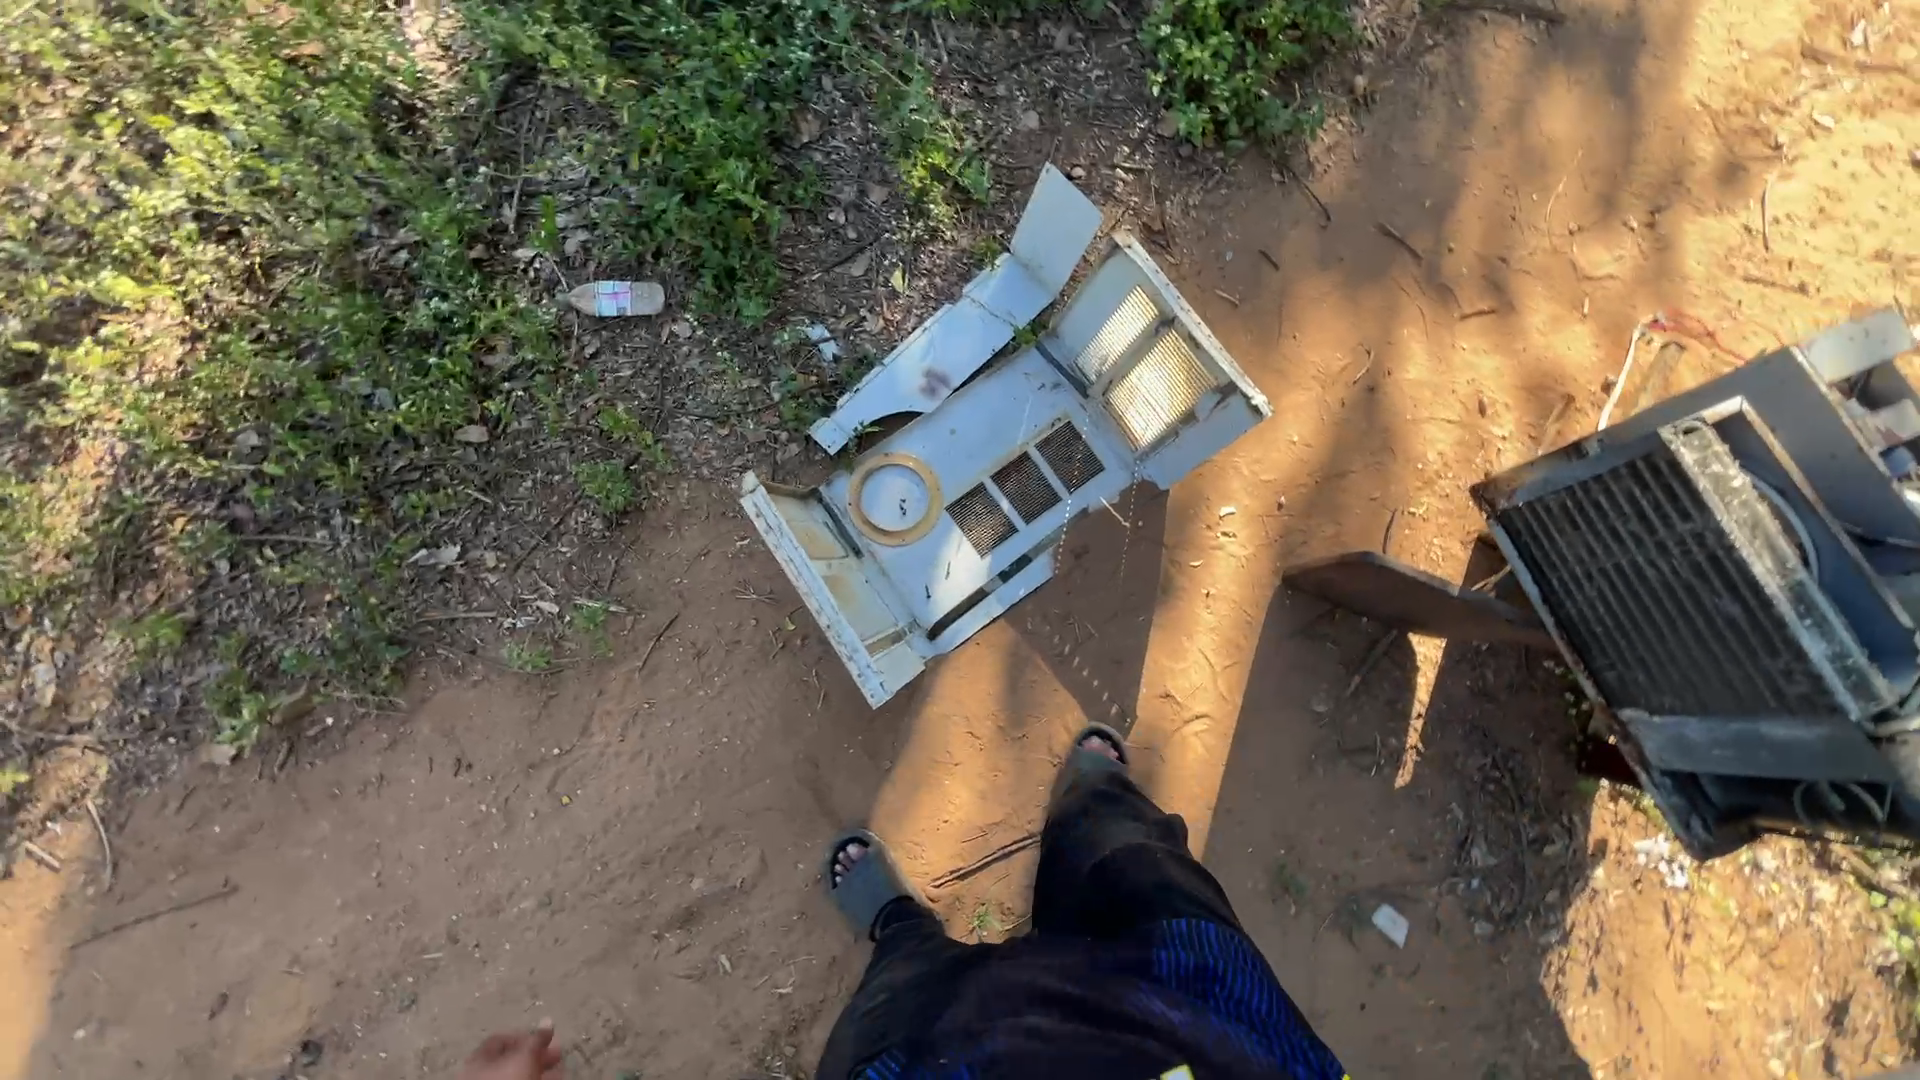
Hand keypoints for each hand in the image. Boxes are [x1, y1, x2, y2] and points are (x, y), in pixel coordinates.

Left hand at [458, 1022, 563, 1079]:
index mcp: (479, 1061)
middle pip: (513, 1058)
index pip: (500, 1039)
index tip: (543, 1036)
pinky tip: (557, 1077)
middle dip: (538, 1052)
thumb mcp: (526, 1055)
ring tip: (560, 1065)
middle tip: (556, 1051)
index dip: (524, 1034)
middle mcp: (482, 1075)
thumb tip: (548, 1021)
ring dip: (541, 1067)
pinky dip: (540, 1078)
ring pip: (520, 1073)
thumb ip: (537, 1038)